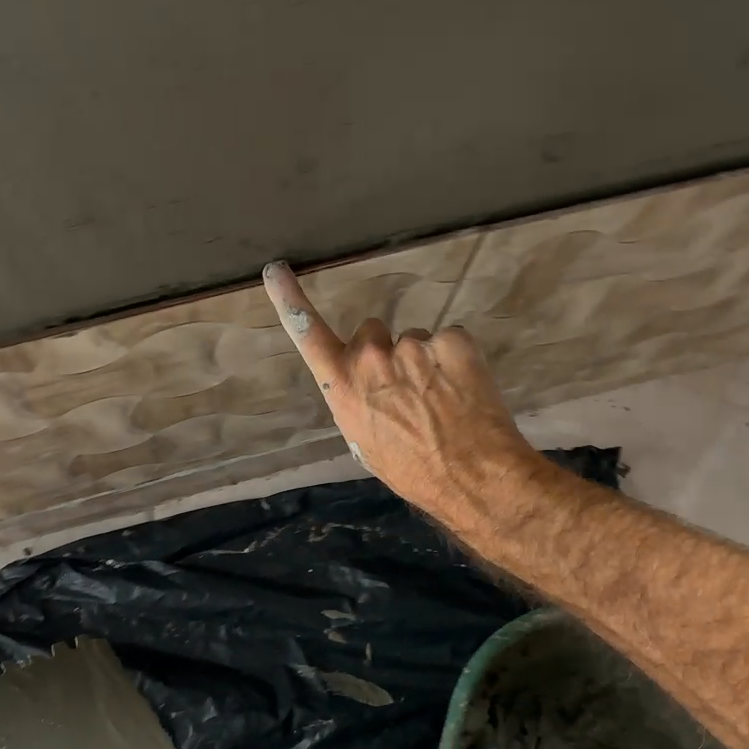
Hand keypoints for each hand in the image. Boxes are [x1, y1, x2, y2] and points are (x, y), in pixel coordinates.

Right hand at [261, 261, 537, 529]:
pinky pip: (450, 339)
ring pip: (415, 340)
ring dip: (425, 361)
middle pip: (373, 333)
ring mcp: (412, 346)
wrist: (473, 479)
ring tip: (442, 399)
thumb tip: (364, 386)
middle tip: (408, 391)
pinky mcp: (453, 340)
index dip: (289, 299)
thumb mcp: (365, 443)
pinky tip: (464, 390)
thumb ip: (355, 401)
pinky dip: (457, 360)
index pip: (307, 332)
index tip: (276, 270)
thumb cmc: (413, 471)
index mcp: (342, 386)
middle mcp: (371, 358)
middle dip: (386, 353)